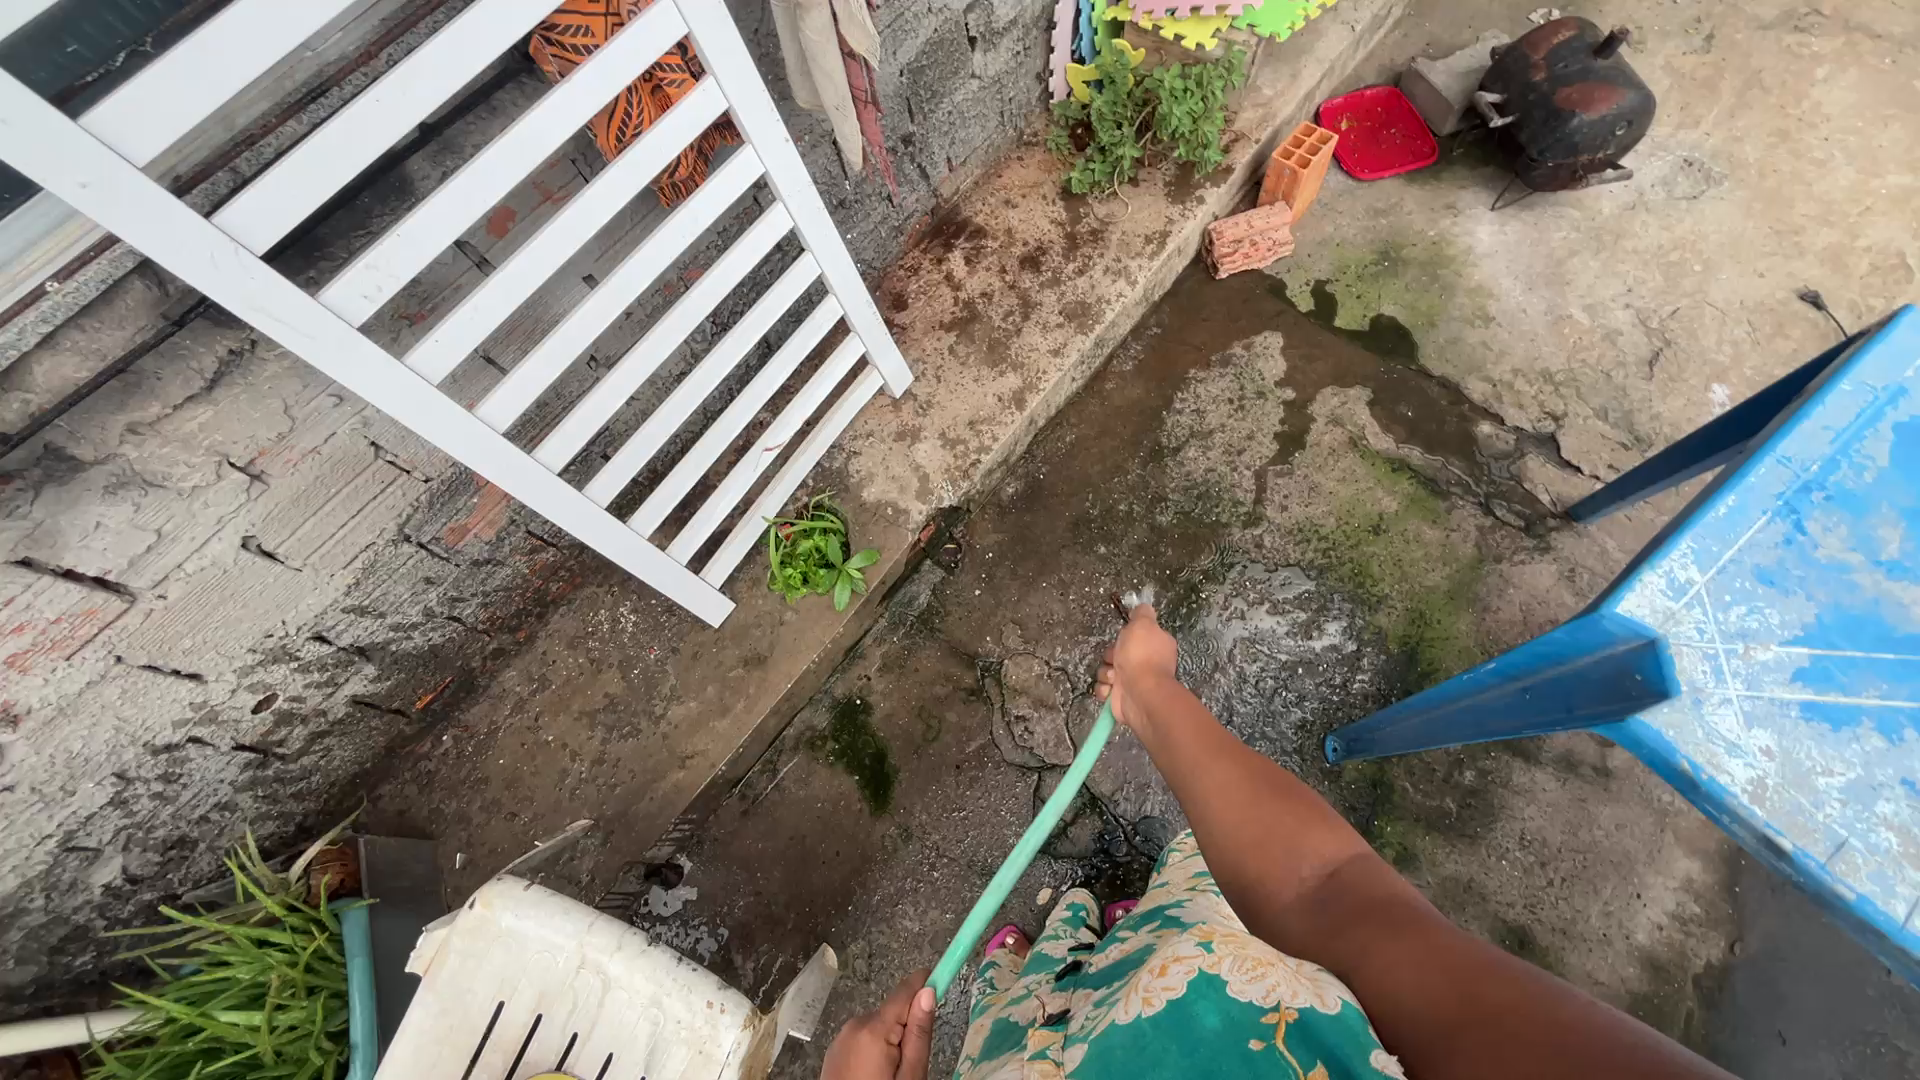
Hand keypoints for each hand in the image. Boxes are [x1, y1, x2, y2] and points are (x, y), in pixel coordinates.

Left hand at [819, 969, 935, 1079]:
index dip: (927, 982)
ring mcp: (840, 1038)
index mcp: (874, 1028)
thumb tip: (929, 991)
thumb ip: (918, 1035)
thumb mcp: (909, 1078)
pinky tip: (874, 1078)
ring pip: (879, 1027)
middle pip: (893, 1012)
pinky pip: (863, 1040)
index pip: (906, 989)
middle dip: (907, 1029)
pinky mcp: (833, 1052)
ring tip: (892, 1077)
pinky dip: (874, 1052)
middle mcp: (854, 1024)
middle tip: (913, 1064)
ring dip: (890, 1042)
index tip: (946, 979)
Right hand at [1095, 603, 1178, 731]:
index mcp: (1155, 645)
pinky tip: (1111, 690)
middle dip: (1111, 655)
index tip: (1124, 637)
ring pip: (1107, 670)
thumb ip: (1142, 613)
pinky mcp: (1121, 697)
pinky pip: (1104, 689)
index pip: (1135, 636)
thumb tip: (1142, 607)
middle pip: (1116, 652)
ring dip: (1106, 673)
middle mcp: (1145, 663)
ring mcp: (1133, 681)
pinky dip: (1105, 689)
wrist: (1140, 692)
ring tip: (1114, 677)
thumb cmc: (1141, 655)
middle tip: (1115, 658)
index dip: (1126, 636)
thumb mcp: (1143, 624)